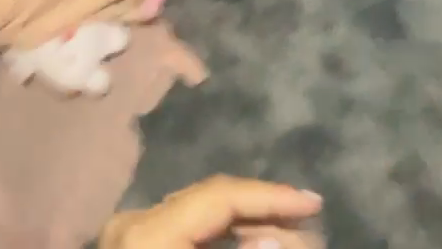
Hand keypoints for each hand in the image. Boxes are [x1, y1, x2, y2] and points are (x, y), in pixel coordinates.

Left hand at [101, 175, 321, 248]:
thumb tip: (275, 239)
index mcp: (147, 234)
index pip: (219, 197)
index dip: (270, 197)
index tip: (313, 204)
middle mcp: (134, 221)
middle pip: (210, 201)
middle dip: (262, 212)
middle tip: (309, 226)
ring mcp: (128, 233)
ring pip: (198, 215)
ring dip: (243, 225)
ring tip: (287, 236)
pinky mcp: (130, 246)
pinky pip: (184, 232)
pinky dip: (218, 239)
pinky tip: (247, 244)